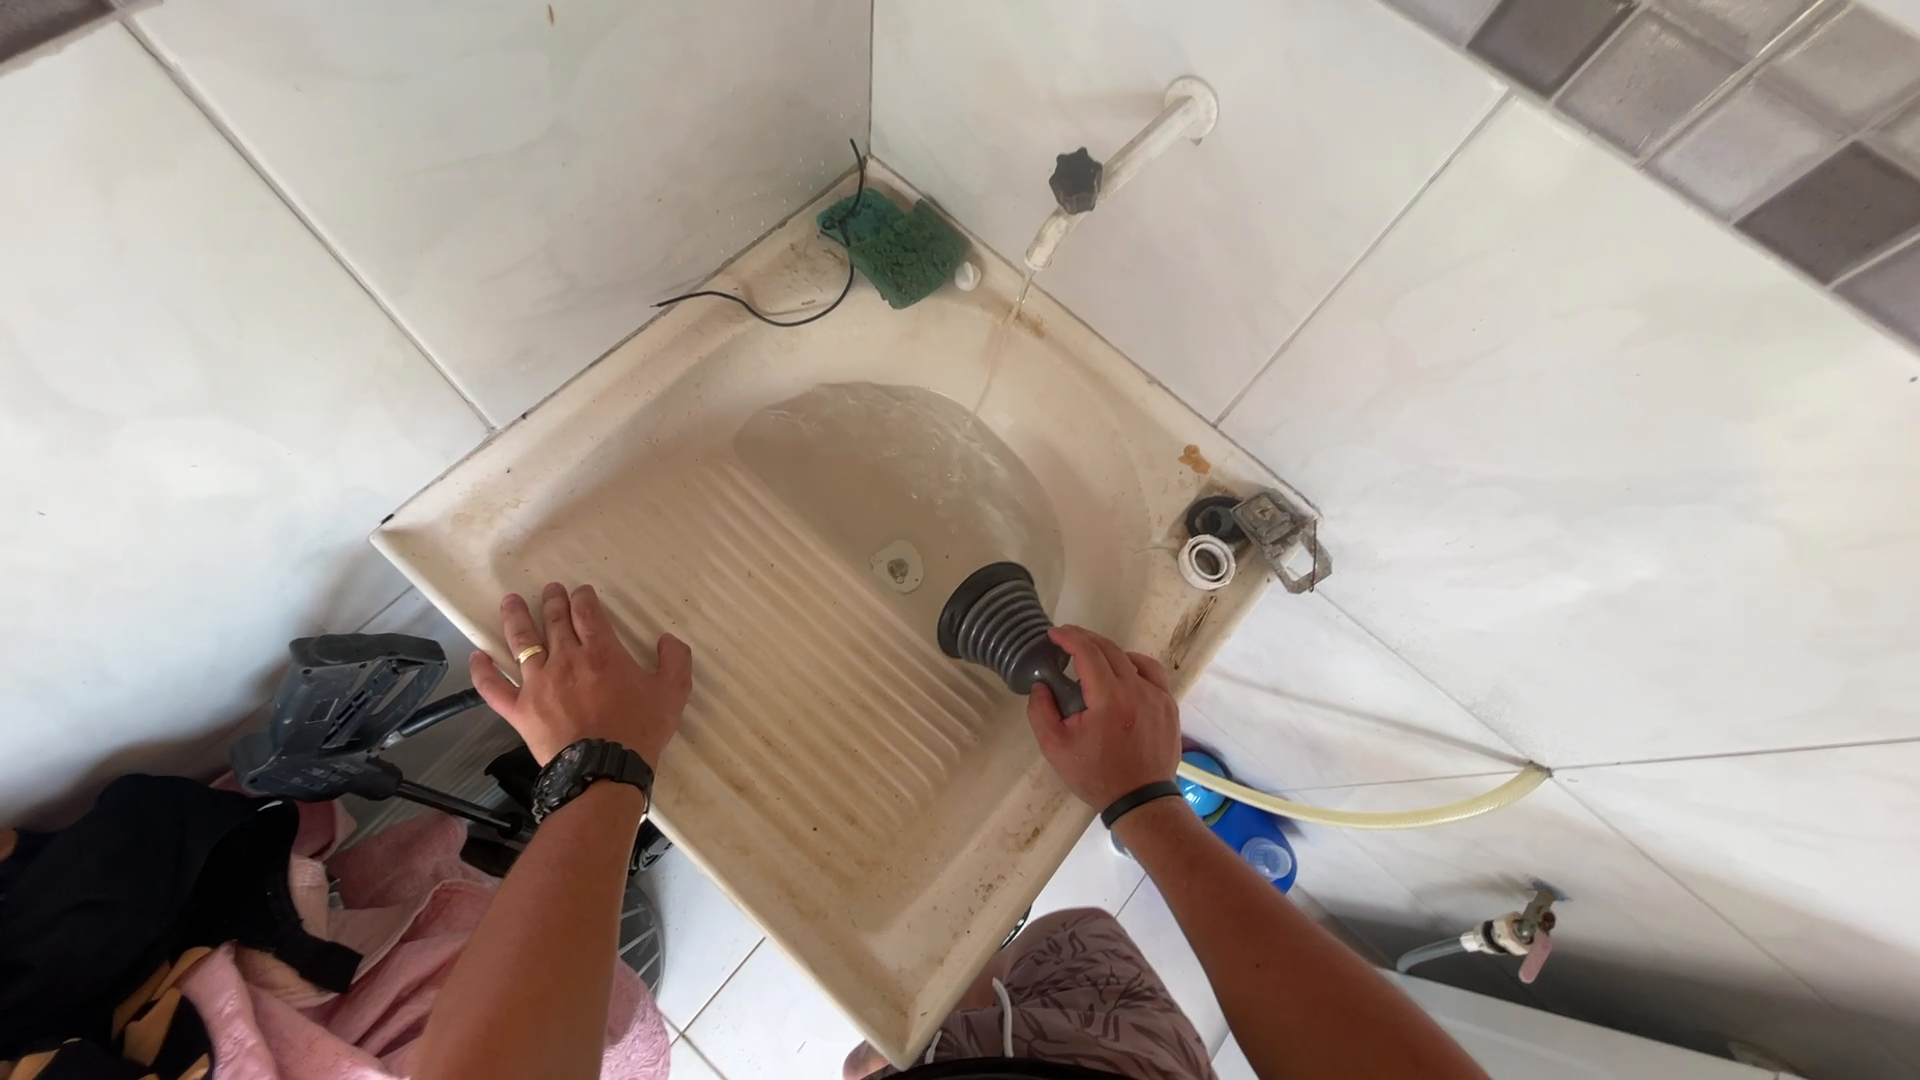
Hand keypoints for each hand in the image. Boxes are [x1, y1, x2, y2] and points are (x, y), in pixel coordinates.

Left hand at [471, 583, 691, 767]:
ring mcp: (537, 684)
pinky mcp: (519, 710)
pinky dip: (483, 671)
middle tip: (550, 589)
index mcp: (602, 653)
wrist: (604, 771)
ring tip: (511, 601)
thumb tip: (668, 639)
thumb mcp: (673, 692)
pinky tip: (477, 657)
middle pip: (554, 622)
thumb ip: (675, 660)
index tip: (581, 591)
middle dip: (552, 601)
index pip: (587, 614)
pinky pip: (493, 687)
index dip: (583, 598)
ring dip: (516, 618)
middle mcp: (566, 661)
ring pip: (522, 643)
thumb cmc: (639, 730)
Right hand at [1025, 624, 1180, 810]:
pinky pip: (1151, 672)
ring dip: (1108, 651)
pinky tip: (1122, 672)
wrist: (1141, 800)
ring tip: (1091, 657)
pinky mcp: (1169, 705)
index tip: (1054, 633)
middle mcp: (1137, 690)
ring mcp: (1158, 696)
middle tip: (1066, 640)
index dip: (1069, 637)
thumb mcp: (1055, 747)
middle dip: (1085, 639)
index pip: (1088, 652)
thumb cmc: (1096, 775)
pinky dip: (1133, 664)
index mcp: (1109, 698)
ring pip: (1131, 658)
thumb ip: (1041, 711)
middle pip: (1109, 649)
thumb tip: (1041, 685)